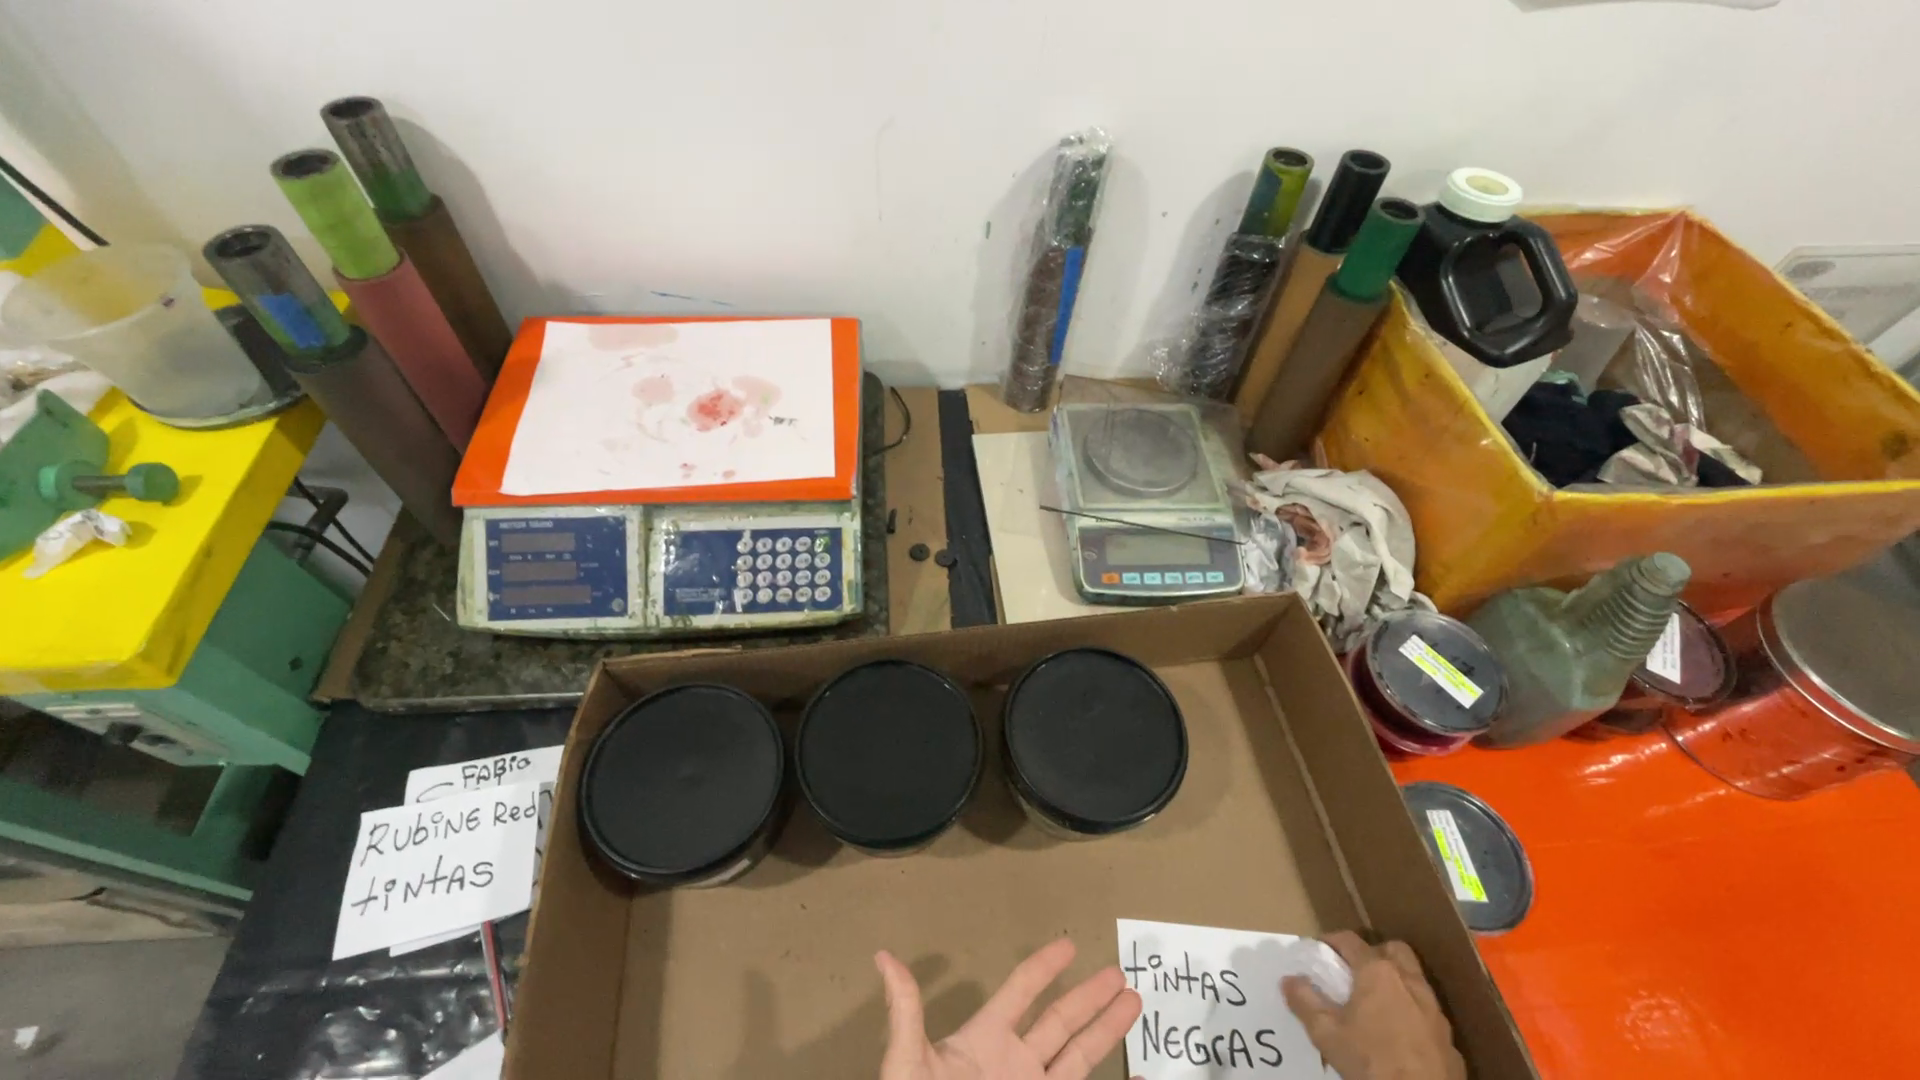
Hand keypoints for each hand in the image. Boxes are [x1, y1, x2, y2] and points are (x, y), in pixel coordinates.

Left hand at [877, 938, 1141, 1079]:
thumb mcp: (907, 1062)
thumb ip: (905, 1011)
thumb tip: (883, 957)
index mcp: (983, 1041)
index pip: (1020, 993)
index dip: (1043, 967)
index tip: (1068, 946)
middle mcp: (1013, 1064)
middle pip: (1059, 1021)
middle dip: (1088, 997)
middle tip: (1118, 972)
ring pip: (1077, 1057)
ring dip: (1106, 1030)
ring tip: (1133, 1001)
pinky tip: (1135, 1072)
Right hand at [1282, 931, 1465, 1079]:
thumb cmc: (1371, 1061)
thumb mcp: (1326, 1033)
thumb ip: (1304, 1000)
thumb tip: (1288, 979)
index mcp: (1378, 973)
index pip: (1350, 940)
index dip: (1330, 940)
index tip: (1316, 951)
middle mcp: (1409, 982)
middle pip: (1393, 950)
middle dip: (1373, 953)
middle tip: (1354, 973)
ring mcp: (1434, 1010)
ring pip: (1415, 980)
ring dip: (1396, 982)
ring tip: (1376, 1004)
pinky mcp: (1448, 1038)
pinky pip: (1427, 1013)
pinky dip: (1412, 1014)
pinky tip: (1400, 1036)